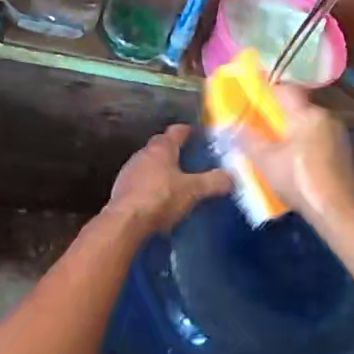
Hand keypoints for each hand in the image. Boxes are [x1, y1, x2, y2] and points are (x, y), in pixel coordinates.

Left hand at [105, 124, 232, 234]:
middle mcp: (142, 154)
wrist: (126, 222)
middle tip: (190, 161)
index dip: (188, 131)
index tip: (198, 135)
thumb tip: (231, 177)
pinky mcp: (121, 190)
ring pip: (149, 165)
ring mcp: (129, 172)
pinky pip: (140, 183)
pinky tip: (158, 199)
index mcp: (161, 148)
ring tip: (176, 182)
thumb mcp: (194, 190)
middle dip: (174, 152)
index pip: (177, 131)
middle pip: (160, 147)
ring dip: (161, 170)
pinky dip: (150, 186)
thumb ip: (214, 182)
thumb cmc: (162, 198)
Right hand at [240, 86, 353, 221]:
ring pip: (309, 126)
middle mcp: (326, 117)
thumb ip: (248, 140)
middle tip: (259, 128)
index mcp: (308, 114)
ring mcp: (338, 135)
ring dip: (292, 133)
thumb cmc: (298, 180)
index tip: (252, 96)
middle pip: (297, 109)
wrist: (336, 209)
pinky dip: (305, 145)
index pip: (285, 90)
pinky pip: (318, 140)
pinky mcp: (343, 152)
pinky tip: (294, 161)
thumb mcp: (266, 161)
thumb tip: (230, 125)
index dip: (267, 90)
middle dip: (278, 117)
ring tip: (274, 148)